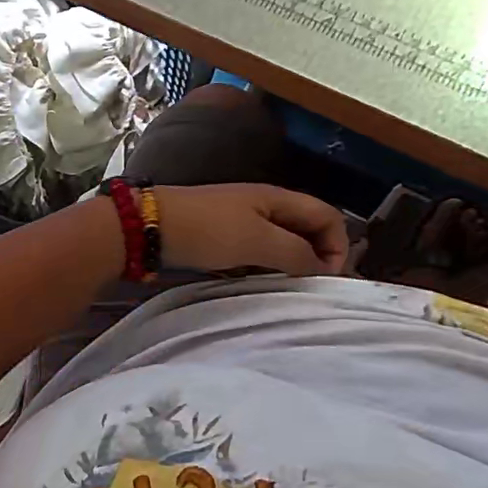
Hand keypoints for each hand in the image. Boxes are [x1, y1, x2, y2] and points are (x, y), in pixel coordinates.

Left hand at [152, 184, 347, 276]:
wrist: (150, 227)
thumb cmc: (207, 230)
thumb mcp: (257, 240)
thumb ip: (295, 252)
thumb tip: (323, 266)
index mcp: (278, 198)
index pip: (328, 215)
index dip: (337, 245)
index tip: (326, 277)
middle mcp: (265, 206)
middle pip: (307, 229)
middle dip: (317, 256)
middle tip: (309, 288)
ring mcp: (243, 221)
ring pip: (283, 242)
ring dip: (291, 264)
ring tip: (287, 289)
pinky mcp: (224, 238)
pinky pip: (259, 252)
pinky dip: (267, 267)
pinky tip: (259, 282)